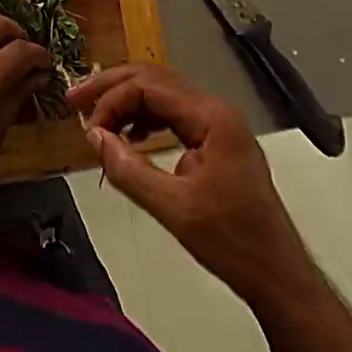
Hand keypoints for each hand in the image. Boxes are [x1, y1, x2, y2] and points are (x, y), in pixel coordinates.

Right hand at [70, 65, 308, 301]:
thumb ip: (128, 169)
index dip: (111, 101)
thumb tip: (94, 137)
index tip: (88, 129)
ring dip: (126, 102)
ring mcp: (217, 125)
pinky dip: (144, 118)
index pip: (148, 87)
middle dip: (112, 88)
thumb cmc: (231, 241)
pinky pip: (172, 115)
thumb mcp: (172, 208)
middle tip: (75, 100)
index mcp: (211, 118)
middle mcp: (215, 111)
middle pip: (155, 80)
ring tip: (94, 118)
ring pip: (162, 95)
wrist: (276, 272)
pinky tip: (127, 136)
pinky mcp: (215, 141)